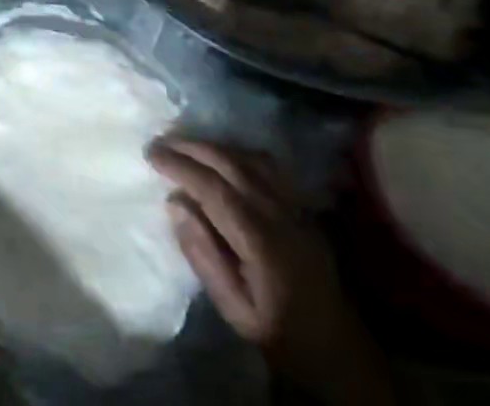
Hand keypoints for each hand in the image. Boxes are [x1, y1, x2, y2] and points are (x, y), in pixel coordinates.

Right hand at [148, 138, 393, 405]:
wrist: (337, 347)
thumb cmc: (279, 333)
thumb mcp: (234, 310)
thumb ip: (203, 255)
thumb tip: (175, 203)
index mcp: (261, 241)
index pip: (214, 188)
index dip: (181, 166)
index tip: (152, 154)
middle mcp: (281, 213)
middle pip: (232, 164)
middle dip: (192, 147)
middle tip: (159, 141)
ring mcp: (296, 206)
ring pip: (252, 158)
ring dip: (214, 145)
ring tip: (183, 144)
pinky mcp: (302, 207)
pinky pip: (269, 166)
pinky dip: (238, 152)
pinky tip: (221, 155)